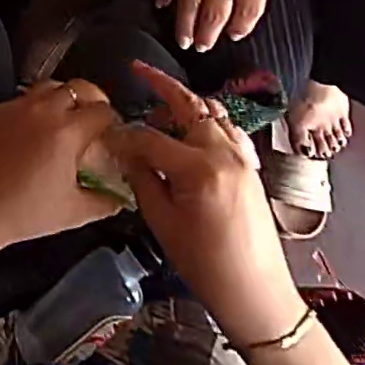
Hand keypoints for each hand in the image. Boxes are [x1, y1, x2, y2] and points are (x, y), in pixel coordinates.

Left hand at [0, 80, 123, 252]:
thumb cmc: (27, 211)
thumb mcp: (77, 212)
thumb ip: (107, 200)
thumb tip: (121, 195)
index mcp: (66, 132)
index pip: (102, 110)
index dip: (113, 121)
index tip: (114, 133)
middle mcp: (43, 111)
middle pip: (78, 87)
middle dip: (93, 99)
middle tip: (96, 118)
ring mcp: (18, 107)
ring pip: (50, 85)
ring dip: (65, 95)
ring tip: (70, 116)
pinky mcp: (0, 110)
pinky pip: (26, 96)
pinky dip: (40, 103)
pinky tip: (40, 125)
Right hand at [105, 61, 307, 343]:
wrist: (257, 295)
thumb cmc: (206, 264)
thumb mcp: (161, 221)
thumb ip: (142, 177)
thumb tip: (127, 152)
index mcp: (200, 170)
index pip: (150, 137)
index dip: (124, 137)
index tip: (107, 139)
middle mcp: (225, 155)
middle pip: (190, 106)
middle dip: (162, 84)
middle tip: (139, 69)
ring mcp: (243, 160)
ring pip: (212, 113)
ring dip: (185, 103)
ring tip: (159, 107)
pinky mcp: (250, 169)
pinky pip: (227, 130)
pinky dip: (206, 120)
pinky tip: (189, 130)